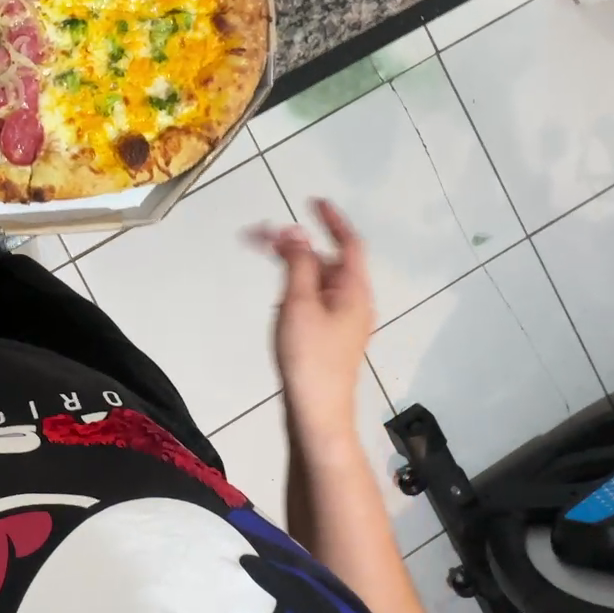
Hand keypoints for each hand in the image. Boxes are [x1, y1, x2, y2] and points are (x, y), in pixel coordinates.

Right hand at [258, 200, 375, 431]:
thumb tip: (296, 233)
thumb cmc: (309, 355)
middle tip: (259, 233)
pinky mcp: (326, 334)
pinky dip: (293, 282)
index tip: (313, 201)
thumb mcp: (300, 303)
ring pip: (316, 278)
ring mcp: (340, 319)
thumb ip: (298, 264)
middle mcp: (352, 301)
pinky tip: (275, 289)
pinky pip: (312, 296)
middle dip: (296, 241)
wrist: (316, 411)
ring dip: (291, 261)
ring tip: (260, 252)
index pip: (349, 244)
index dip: (332, 220)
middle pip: (326, 260)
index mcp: (354, 291)